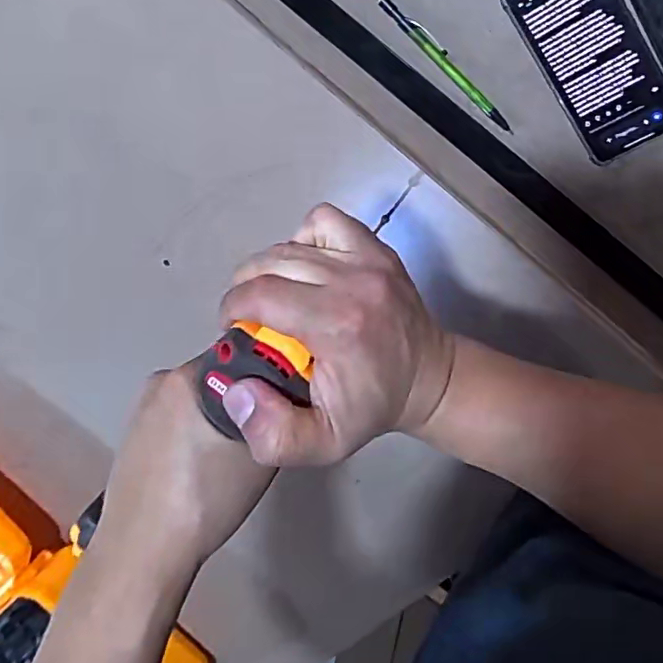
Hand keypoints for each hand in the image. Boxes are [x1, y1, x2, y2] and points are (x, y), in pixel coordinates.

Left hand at [90, 365, 277, 575]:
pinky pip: (177, 418)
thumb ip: (273, 410)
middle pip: (219, 374)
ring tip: (225, 456)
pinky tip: (200, 465)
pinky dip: (193, 432)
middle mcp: (161, 382)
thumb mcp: (259, 450)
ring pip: (199, 397)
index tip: (277, 400)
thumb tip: (280, 395)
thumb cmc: (201, 501)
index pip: (242, 353)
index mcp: (187, 377)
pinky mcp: (133, 435)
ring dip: (217, 414)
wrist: (143, 553)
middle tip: (255, 431)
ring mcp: (142, 409)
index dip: (265, 376)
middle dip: (241, 395)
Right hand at [216, 203, 454, 466]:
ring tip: (275, 297)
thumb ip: (273, 434)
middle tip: (250, 318)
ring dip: (270, 268)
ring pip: (291, 244)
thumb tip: (238, 391)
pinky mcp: (376, 247)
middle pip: (269, 264)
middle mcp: (353, 282)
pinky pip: (324, 221)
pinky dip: (304, 238)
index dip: (233, 311)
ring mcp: (367, 258)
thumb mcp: (324, 442)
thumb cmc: (373, 406)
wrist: (428, 377)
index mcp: (337, 325)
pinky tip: (306, 269)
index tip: (236, 331)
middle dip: (245, 289)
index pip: (260, 296)